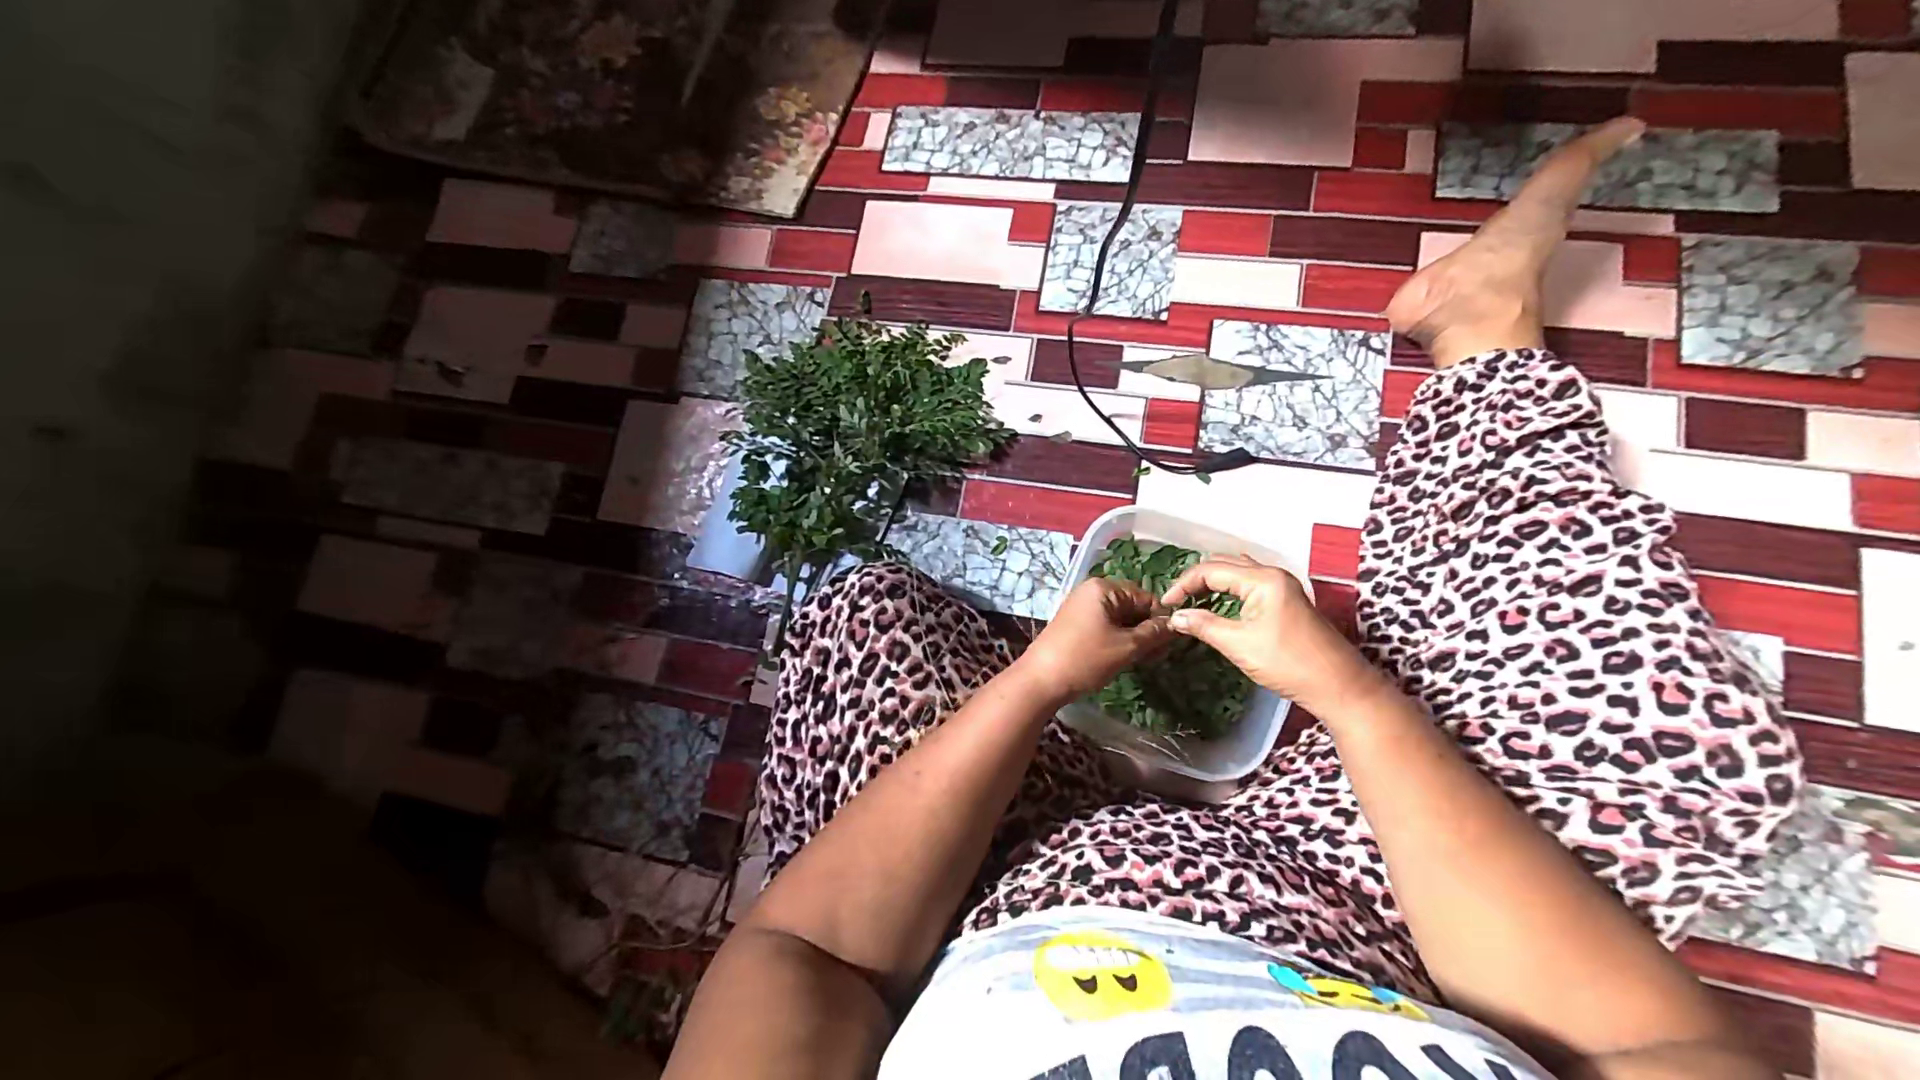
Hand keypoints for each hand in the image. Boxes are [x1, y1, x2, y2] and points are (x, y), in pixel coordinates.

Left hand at [1011, 578, 1173, 705]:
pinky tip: (1125, 658)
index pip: (1146, 597)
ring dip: (1135, 638)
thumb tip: (1176, 624)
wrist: (1041, 680)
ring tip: (1143, 660)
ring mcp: (1082, 607)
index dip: (1161, 620)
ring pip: (1120, 619)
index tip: (1170, 645)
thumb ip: (1154, 633)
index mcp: (1104, 588)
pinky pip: (1106, 626)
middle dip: (1148, 630)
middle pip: (1133, 606)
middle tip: (1157, 656)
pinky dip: (1119, 640)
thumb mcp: (1126, 646)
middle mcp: (1092, 591)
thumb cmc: (1085, 658)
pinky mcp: (1076, 624)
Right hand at [1161, 555, 1392, 718]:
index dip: (1183, 585)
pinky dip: (1228, 589)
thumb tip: (1175, 617)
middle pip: (1223, 564)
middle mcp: (1273, 574)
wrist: (1339, 685)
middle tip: (1176, 602)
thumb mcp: (1239, 644)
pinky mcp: (1286, 599)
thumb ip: (1203, 625)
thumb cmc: (1288, 663)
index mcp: (1262, 579)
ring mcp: (1282, 586)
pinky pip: (1249, 583)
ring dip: (1212, 582)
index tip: (1166, 605)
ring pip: (1237, 571)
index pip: (1210, 570)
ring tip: (1192, 601)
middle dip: (1196, 580)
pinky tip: (1218, 604)